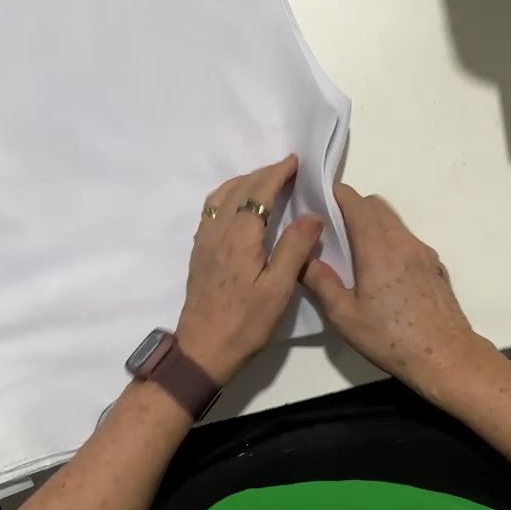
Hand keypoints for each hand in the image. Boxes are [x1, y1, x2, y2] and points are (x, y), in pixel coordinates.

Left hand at [175, 155, 324, 383]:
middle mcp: (217, 231)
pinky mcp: (199, 252)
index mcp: (239, 237)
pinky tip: (238, 206)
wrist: (204, 348)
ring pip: (220, 197)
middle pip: (238, 189)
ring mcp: (204, 240)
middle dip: (262, 174)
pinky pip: (211, 210)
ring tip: (264, 182)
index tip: (293, 161)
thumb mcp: (279, 289)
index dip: (276, 173)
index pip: (258, 192)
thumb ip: (294, 248)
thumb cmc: (246, 322)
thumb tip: (311, 215)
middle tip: (286, 169)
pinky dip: (227, 196)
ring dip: (243, 182)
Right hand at [303, 183, 489, 388]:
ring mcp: (422, 252)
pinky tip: (382, 272)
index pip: (356, 202)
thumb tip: (305, 260)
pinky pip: (406, 240)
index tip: (319, 199)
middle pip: (376, 204)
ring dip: (372, 222)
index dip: (336, 194)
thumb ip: (321, 283)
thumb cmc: (390, 338)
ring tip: (354, 250)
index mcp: (377, 249)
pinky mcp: (435, 265)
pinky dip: (389, 240)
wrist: (445, 357)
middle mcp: (402, 242)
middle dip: (352, 206)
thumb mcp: (344, 316)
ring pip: (393, 220)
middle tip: (332, 226)